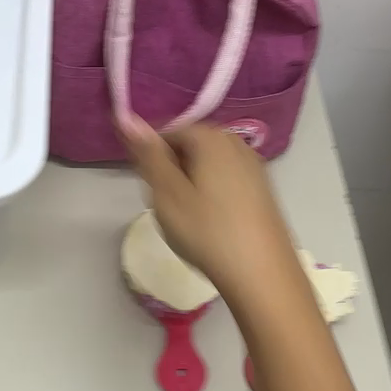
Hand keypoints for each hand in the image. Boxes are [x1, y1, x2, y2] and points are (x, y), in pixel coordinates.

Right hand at [119, 117, 309, 315]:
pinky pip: (227, 181)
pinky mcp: (264, 189)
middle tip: (168, 208)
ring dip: (192, 185)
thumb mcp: (167, 193)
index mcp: (211, 137)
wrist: (263, 274)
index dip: (153, 161)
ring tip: (189, 220)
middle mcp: (236, 142)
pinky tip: (212, 224)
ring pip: (208, 166)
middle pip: (190, 147)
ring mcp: (254, 165)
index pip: (168, 133)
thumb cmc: (208, 232)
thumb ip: (147, 154)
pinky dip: (213, 196)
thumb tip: (126, 116)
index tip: (152, 191)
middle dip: (173, 172)